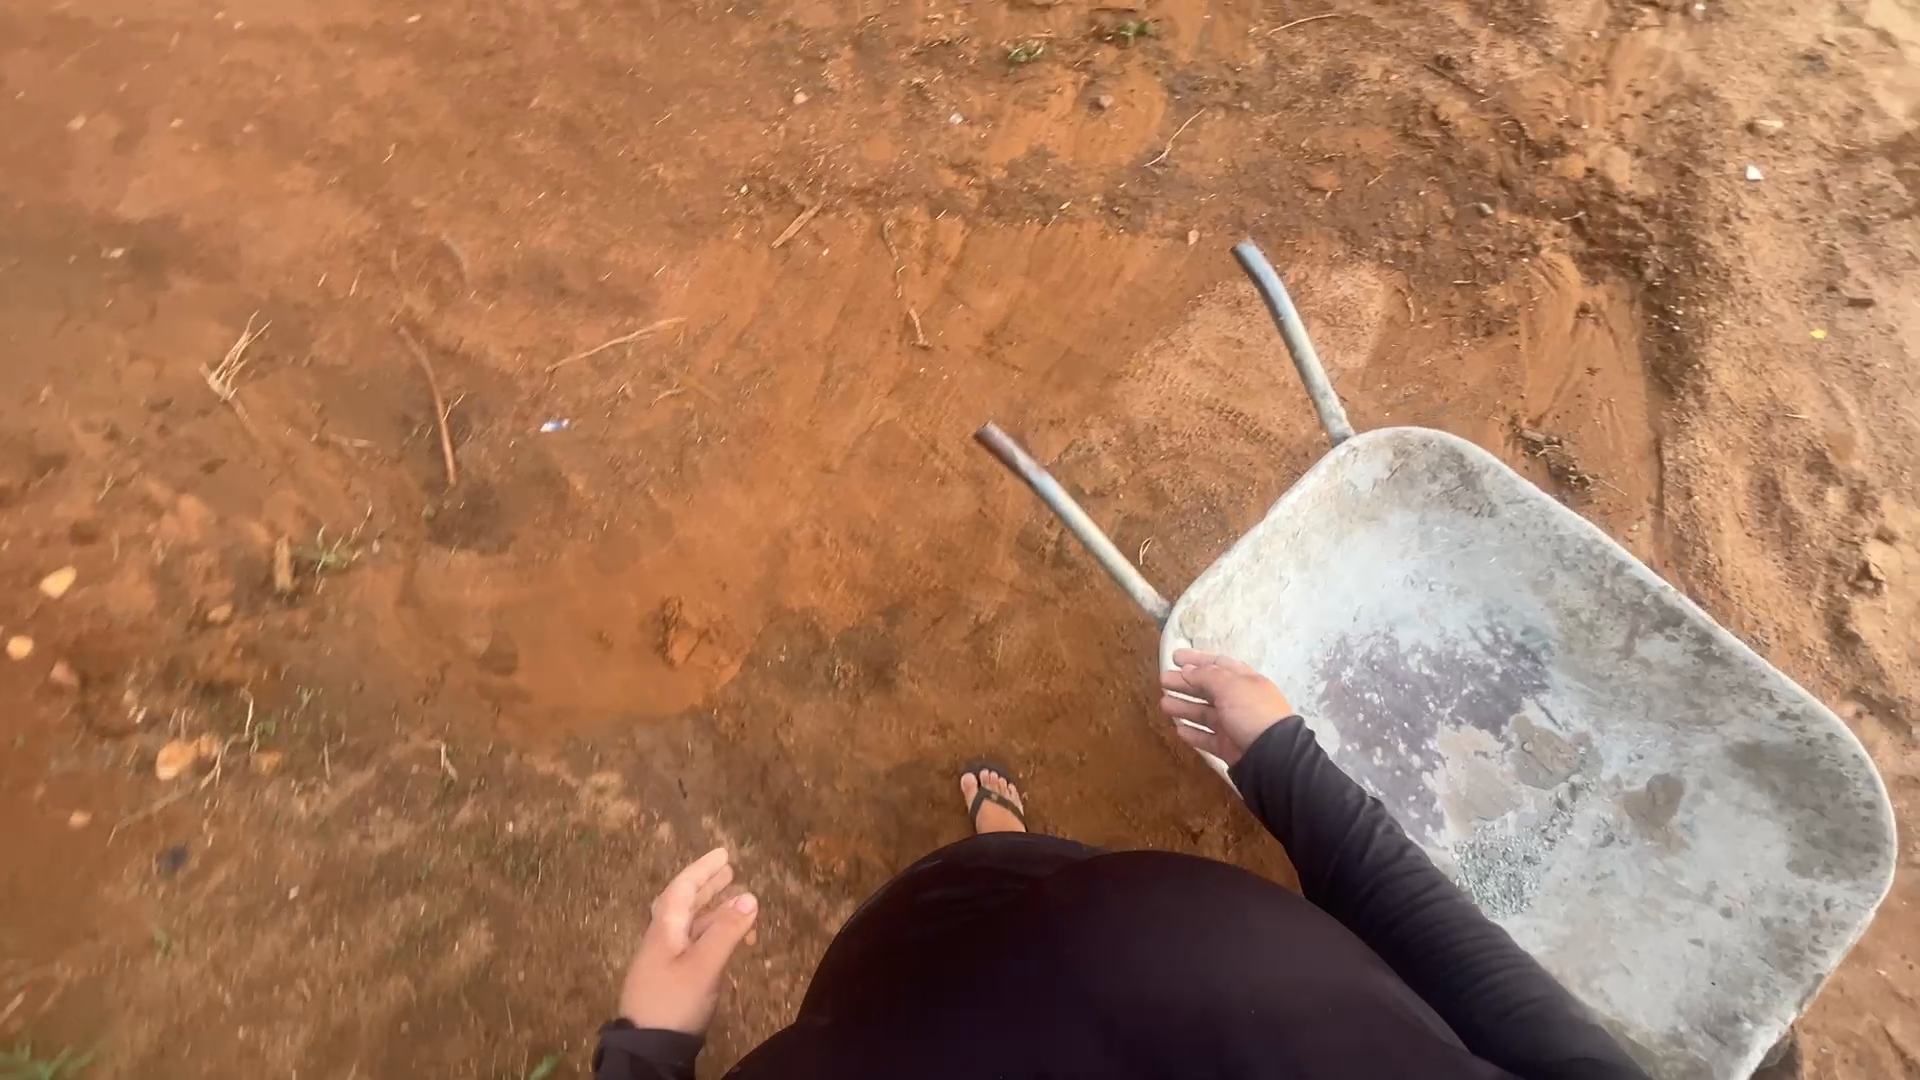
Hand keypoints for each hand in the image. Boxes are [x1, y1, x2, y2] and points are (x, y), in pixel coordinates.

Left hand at [619, 848, 758, 1034]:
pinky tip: (729, 940)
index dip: (703, 869)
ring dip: (713, 910)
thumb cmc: (673, 1001)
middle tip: (730, 870)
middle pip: (684, 903)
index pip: (682, 888)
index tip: (724, 853)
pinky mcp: (672, 980)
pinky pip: (695, 944)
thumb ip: (727, 930)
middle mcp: (662, 940)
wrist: (647, 1053)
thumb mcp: (704, 965)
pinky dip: (713, 934)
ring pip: (691, 925)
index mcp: (664, 930)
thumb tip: (751, 896)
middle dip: (707, 885)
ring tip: (737, 901)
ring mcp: (665, 961)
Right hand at [1158, 649, 1294, 766]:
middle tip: (1163, 681)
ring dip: (1183, 708)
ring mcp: (1233, 725)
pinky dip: (1193, 733)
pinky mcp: (1228, 747)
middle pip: (1207, 689)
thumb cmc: (1251, 712)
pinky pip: (1207, 738)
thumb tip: (1187, 670)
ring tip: (1163, 705)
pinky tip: (1179, 729)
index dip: (1196, 660)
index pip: (1218, 665)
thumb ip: (1206, 675)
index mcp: (1244, 682)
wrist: (1273, 755)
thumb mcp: (1230, 686)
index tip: (1175, 657)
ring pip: (1204, 714)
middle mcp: (1238, 701)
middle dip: (1185, 684)